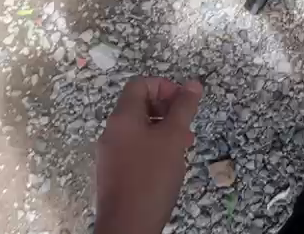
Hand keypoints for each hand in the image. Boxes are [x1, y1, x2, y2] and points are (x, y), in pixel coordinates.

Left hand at [94, 76, 202, 233]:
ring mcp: (110, 154)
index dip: (164, 86)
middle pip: (139, 105)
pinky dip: (153, 147)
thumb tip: (193, 84)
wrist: (127, 228)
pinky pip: (134, 148)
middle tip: (186, 124)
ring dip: (163, 129)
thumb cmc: (151, 176)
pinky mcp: (113, 174)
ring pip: (139, 128)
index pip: (140, 84)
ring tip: (182, 145)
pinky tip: (168, 164)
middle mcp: (111, 132)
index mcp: (122, 118)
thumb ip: (184, 107)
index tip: (183, 102)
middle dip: (167, 109)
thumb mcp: (174, 137)